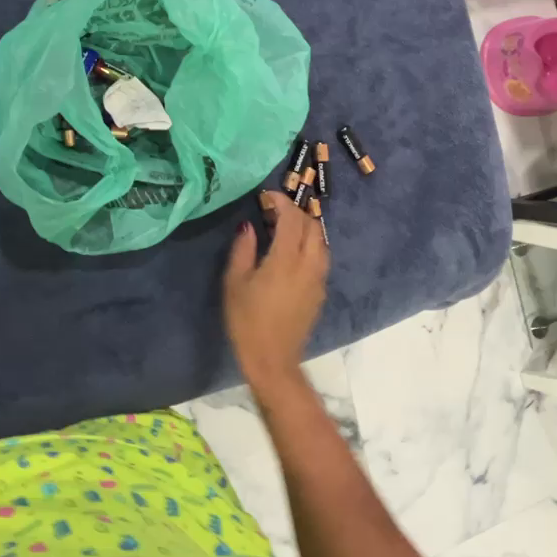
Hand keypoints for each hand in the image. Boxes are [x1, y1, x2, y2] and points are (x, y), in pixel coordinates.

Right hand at [223, 190, 329, 391]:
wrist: (273, 360)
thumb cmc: (247, 321)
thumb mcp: (235, 282)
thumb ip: (244, 249)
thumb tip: (250, 227)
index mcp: (286, 259)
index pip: (292, 218)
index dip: (281, 202)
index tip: (266, 196)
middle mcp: (308, 265)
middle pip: (312, 226)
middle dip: (296, 212)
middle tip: (272, 212)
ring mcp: (318, 279)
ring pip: (320, 242)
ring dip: (305, 229)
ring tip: (283, 230)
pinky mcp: (320, 292)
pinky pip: (320, 258)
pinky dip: (309, 245)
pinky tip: (291, 253)